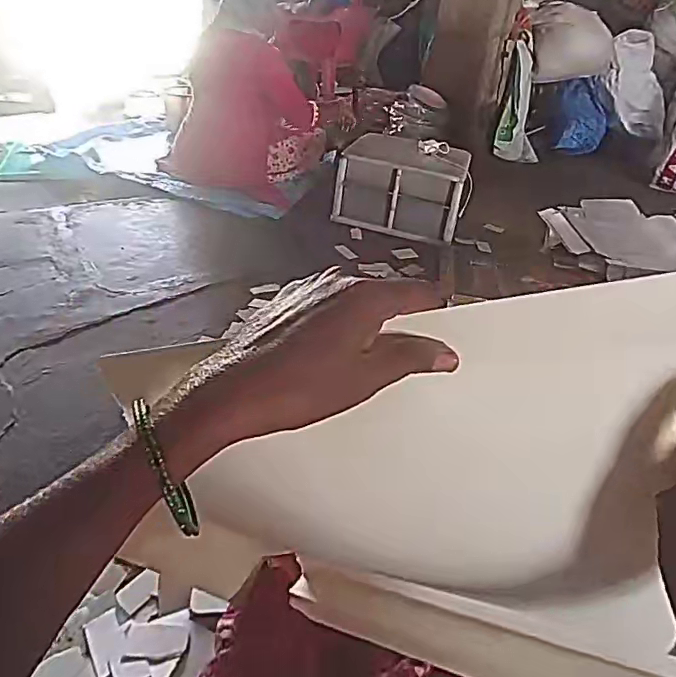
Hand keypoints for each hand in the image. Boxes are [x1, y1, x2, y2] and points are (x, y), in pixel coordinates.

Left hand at [178, 278, 457, 449]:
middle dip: (400, 321)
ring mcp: (309, 290)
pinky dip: (340, 325)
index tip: (444, 322)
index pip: (417, 292)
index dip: (436, 309)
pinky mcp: (289, 302)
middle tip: (405, 355)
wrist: (231, 393)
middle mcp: (337, 283)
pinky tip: (330, 356)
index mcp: (364, 297)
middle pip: (386, 295)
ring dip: (368, 324)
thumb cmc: (292, 387)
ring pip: (356, 301)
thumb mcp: (366, 378)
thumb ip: (410, 357)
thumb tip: (440, 352)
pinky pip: (329, 307)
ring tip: (361, 362)